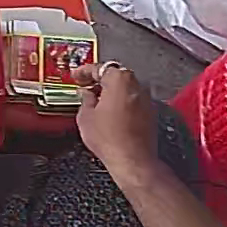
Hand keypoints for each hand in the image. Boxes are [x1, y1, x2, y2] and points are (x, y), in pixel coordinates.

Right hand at [74, 61, 161, 184]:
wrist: (132, 159)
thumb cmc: (110, 138)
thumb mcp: (85, 116)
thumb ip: (85, 99)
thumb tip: (86, 95)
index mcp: (119, 80)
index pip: (99, 68)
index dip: (84, 71)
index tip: (77, 75)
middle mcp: (136, 85)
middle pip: (116, 75)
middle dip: (99, 80)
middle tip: (85, 86)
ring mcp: (146, 99)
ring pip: (125, 88)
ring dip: (111, 92)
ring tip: (96, 102)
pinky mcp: (150, 113)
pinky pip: (132, 101)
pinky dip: (121, 103)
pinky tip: (110, 114)